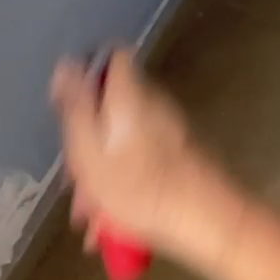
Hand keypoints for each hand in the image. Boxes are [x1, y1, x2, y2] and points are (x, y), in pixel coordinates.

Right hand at [49, 47, 240, 268]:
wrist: (213, 223)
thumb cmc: (142, 190)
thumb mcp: (90, 151)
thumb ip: (76, 106)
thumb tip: (66, 63)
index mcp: (129, 94)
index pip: (110, 56)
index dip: (84, 74)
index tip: (67, 109)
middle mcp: (154, 102)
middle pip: (113, 104)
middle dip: (88, 140)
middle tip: (75, 181)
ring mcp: (172, 129)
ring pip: (126, 137)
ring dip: (104, 171)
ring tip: (92, 217)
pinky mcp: (183, 154)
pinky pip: (144, 158)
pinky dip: (127, 182)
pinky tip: (115, 223)